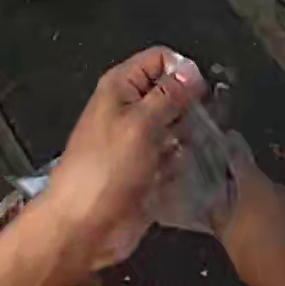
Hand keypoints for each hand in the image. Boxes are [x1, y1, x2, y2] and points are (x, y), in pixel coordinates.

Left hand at [35, 47, 206, 269]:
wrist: (83, 226)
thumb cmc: (105, 168)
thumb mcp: (140, 124)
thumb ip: (168, 95)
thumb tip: (192, 69)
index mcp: (122, 85)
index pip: (159, 59)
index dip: (182, 70)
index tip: (201, 93)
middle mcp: (130, 106)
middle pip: (171, 92)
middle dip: (188, 107)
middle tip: (200, 125)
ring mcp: (139, 138)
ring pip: (176, 125)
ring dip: (186, 138)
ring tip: (188, 152)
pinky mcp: (147, 166)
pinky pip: (173, 156)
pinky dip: (179, 163)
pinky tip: (180, 173)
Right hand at [213, 137, 284, 285]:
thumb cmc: (257, 256)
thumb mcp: (226, 233)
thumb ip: (214, 211)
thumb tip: (205, 198)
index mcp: (254, 183)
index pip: (237, 157)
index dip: (224, 154)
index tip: (214, 153)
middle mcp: (273, 187)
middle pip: (251, 175)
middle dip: (237, 182)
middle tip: (223, 192)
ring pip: (265, 192)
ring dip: (253, 198)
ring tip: (240, 214)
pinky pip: (277, 207)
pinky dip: (267, 212)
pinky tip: (259, 228)